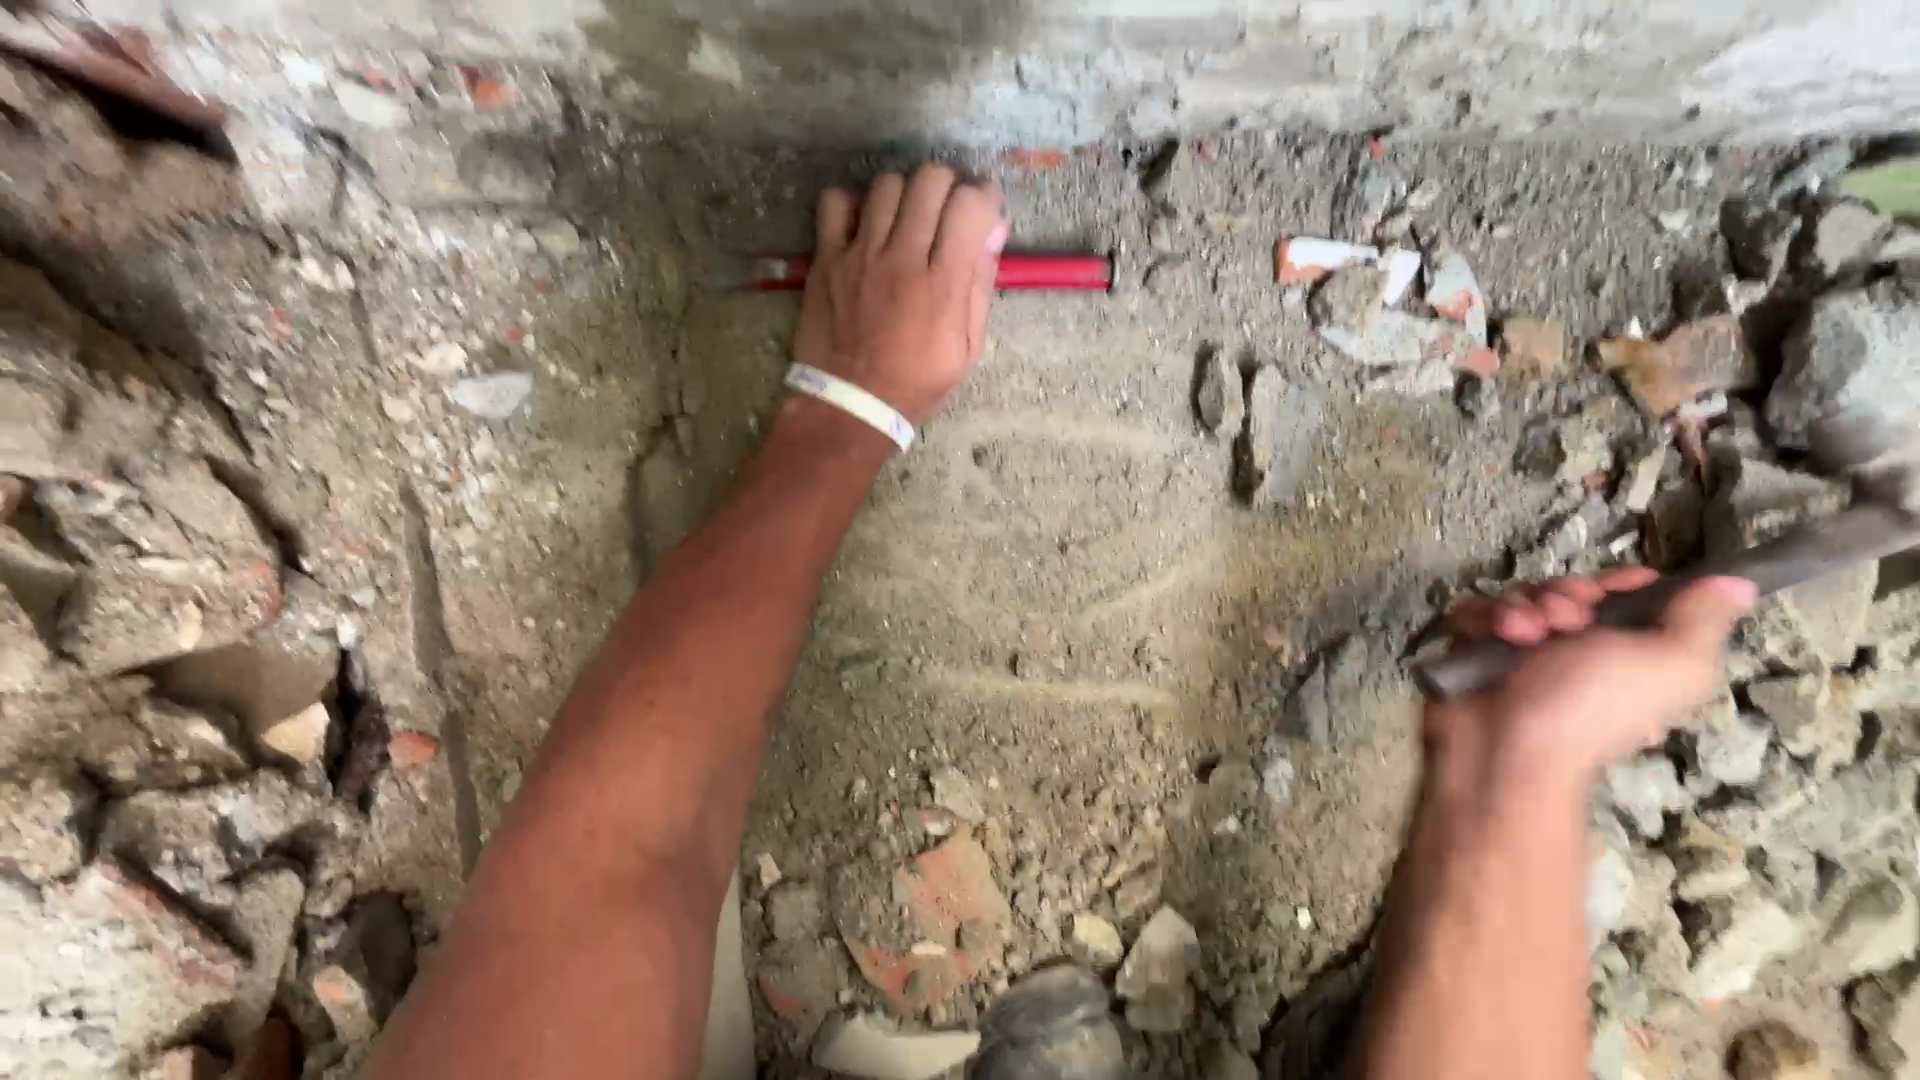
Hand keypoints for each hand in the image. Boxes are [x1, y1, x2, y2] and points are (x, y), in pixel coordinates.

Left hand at [793, 164, 1007, 424]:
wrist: (851, 404)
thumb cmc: (916, 383)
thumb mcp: (966, 349)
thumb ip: (980, 286)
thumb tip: (995, 231)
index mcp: (942, 284)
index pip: (970, 204)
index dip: (983, 199)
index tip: (982, 212)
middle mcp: (902, 258)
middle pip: (931, 180)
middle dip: (947, 188)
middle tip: (945, 213)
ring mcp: (860, 255)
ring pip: (887, 184)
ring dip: (904, 194)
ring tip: (905, 220)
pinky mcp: (827, 258)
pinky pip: (836, 202)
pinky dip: (853, 205)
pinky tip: (864, 228)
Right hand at [1428, 569, 1758, 791]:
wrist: (1510, 748)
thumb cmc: (1592, 708)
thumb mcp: (1671, 666)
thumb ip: (1702, 621)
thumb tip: (1737, 585)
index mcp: (1631, 649)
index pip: (1625, 591)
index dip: (1617, 584)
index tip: (1608, 597)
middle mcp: (1578, 646)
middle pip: (1568, 587)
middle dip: (1562, 595)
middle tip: (1563, 623)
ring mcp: (1522, 647)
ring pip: (1519, 595)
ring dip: (1519, 607)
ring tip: (1518, 635)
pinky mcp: (1476, 648)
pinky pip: (1474, 610)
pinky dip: (1480, 617)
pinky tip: (1491, 637)